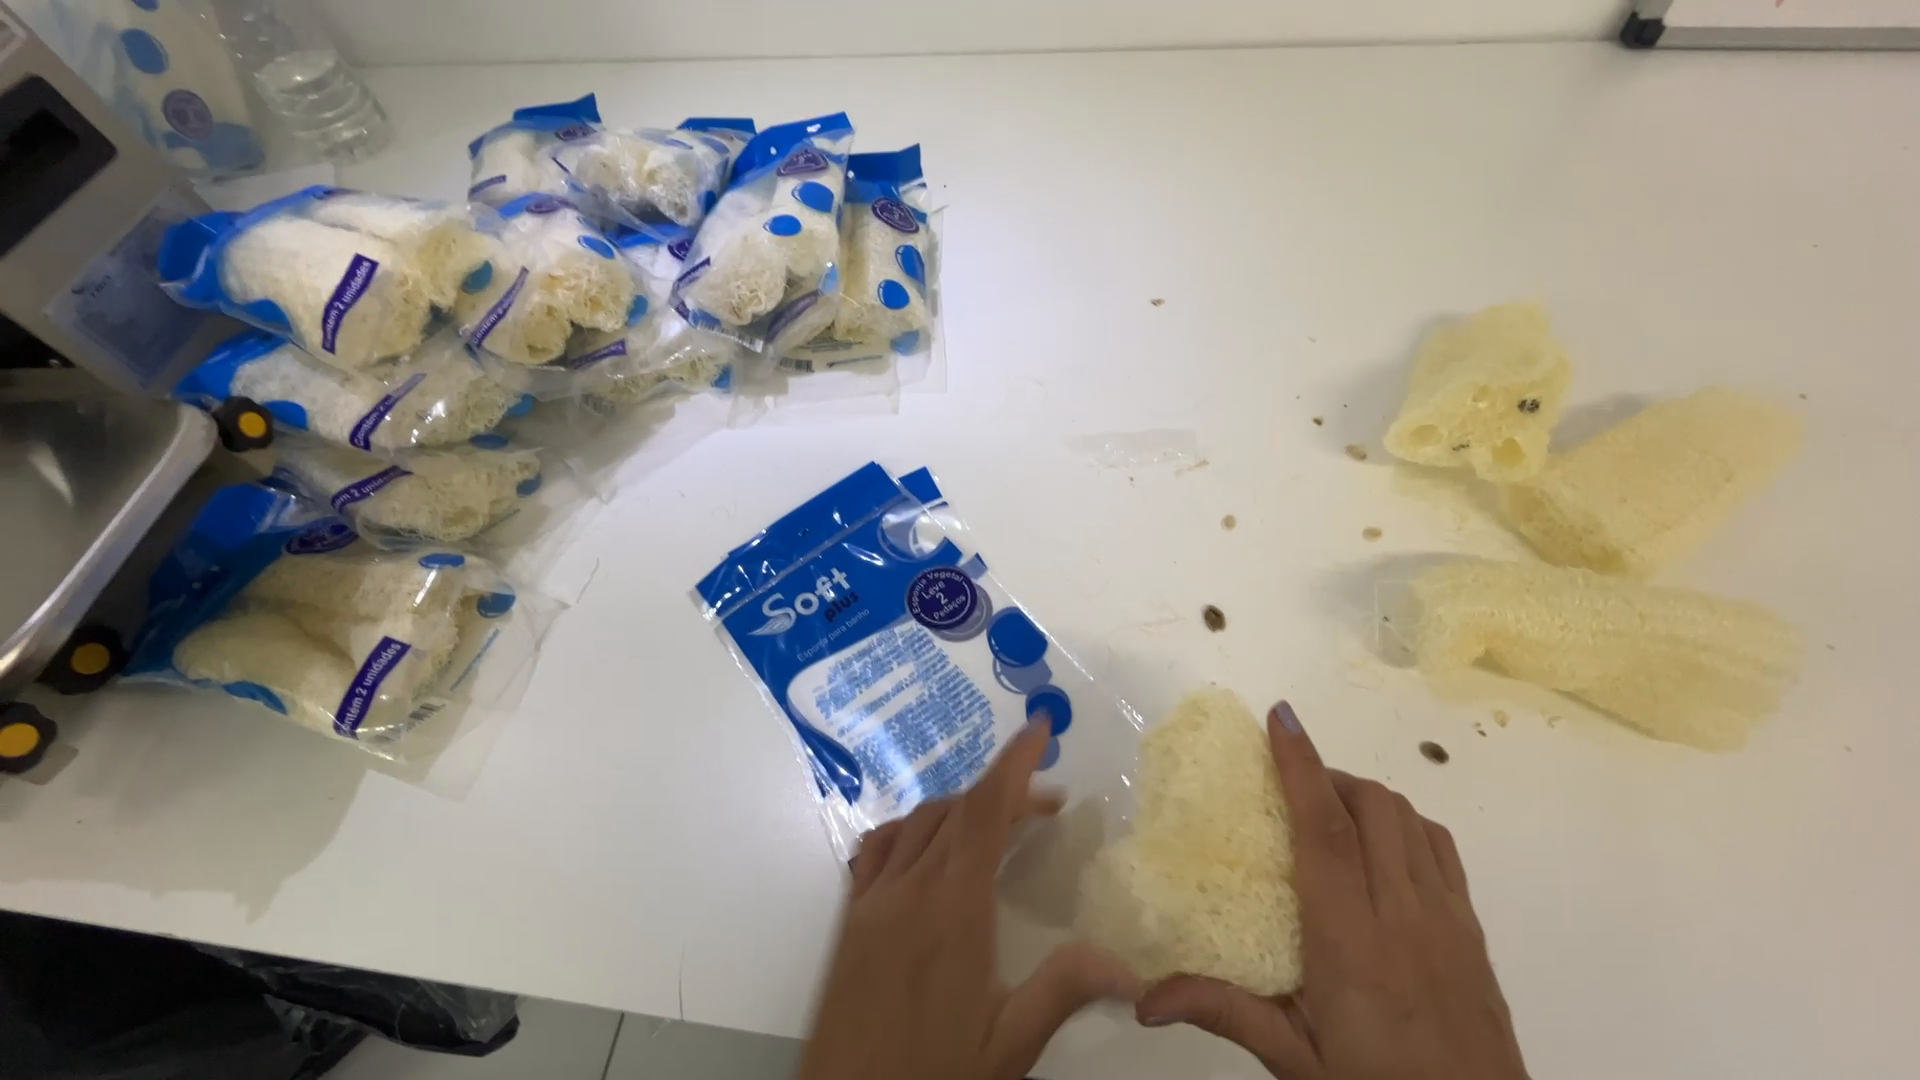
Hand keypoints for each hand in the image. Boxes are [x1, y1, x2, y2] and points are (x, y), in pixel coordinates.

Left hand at [798, 720, 1140, 1079]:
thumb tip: (1128, 964)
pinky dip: (911, 829)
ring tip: (999, 824)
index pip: (986, 812)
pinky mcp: (848, 917)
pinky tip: (925, 846)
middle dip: (1005, 790)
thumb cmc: (931, 1075)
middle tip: (1048, 803)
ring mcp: (871, 898)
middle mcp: (909, 888)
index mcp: (953, 909)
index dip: (1014, 763)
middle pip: (958, 810)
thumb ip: (1063, 990)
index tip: (1041, 728)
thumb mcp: (1009, 1045)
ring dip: (962, 808)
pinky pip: (877, 848)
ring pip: (918, 822)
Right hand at [1136, 702, 1528, 1079]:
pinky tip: (1382, 846)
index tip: (1280, 717)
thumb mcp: (1294, 1058)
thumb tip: (1142, 999)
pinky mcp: (1474, 932)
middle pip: (1372, 808)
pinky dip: (1406, 823)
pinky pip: (1441, 848)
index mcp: (1350, 939)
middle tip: (1287, 784)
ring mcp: (1447, 919)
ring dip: (1365, 796)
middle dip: (1327, 774)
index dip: (1300, 765)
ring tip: (1329, 810)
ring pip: (1409, 819)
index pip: (1324, 830)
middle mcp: (1403, 913)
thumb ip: (1221, 1011)